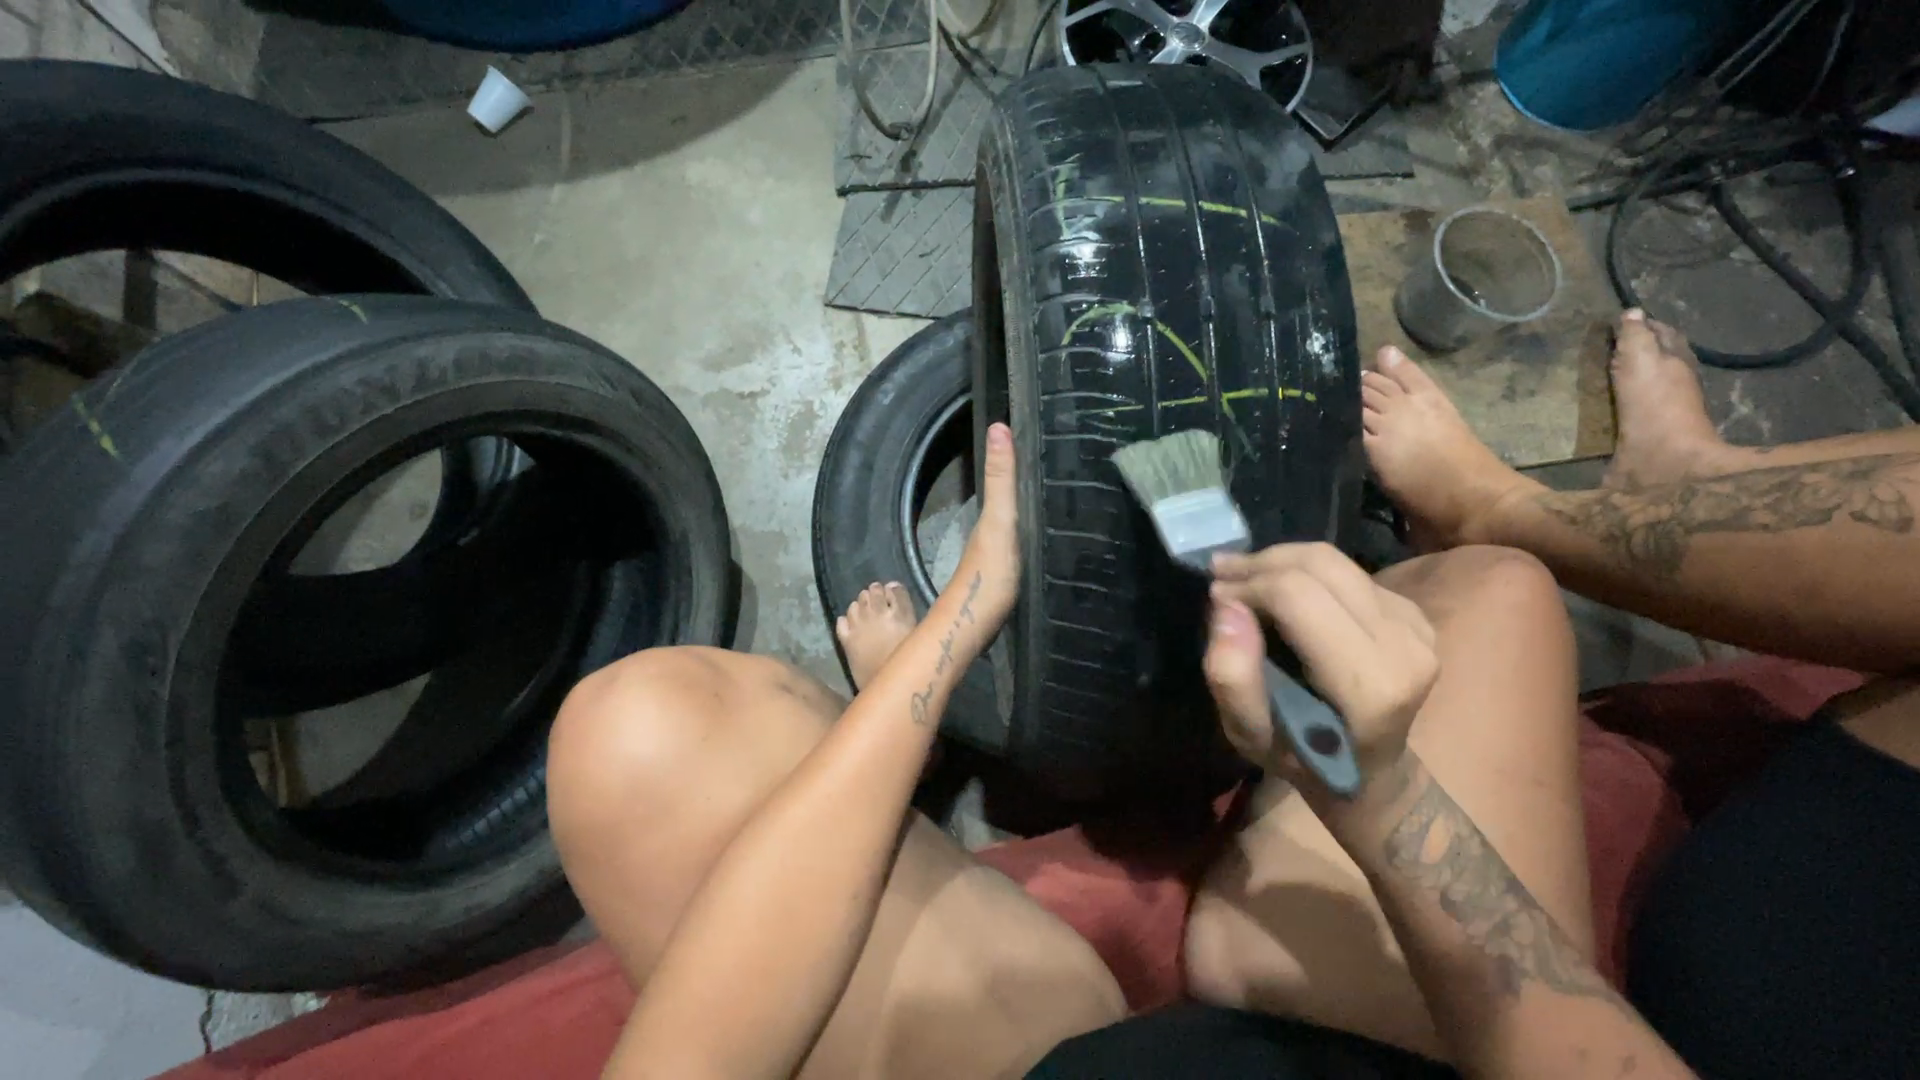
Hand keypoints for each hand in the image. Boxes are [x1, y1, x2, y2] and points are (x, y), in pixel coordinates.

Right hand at [1203, 543, 1438, 792]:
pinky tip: (1280, 594)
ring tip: (1242, 579)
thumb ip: (1233, 679)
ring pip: (1333, 560)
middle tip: (1220, 577)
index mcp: (1369, 685)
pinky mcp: (1415, 614)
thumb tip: (1225, 608)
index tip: (1214, 598)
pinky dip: (1305, 574)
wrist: (1369, 771)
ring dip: (1280, 562)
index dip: (1248, 586)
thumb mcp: (1251, 736)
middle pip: (1319, 565)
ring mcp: (1416, 627)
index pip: (1298, 596)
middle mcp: (1404, 647)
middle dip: (1260, 563)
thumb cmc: (1304, 758)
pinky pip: (1349, 572)